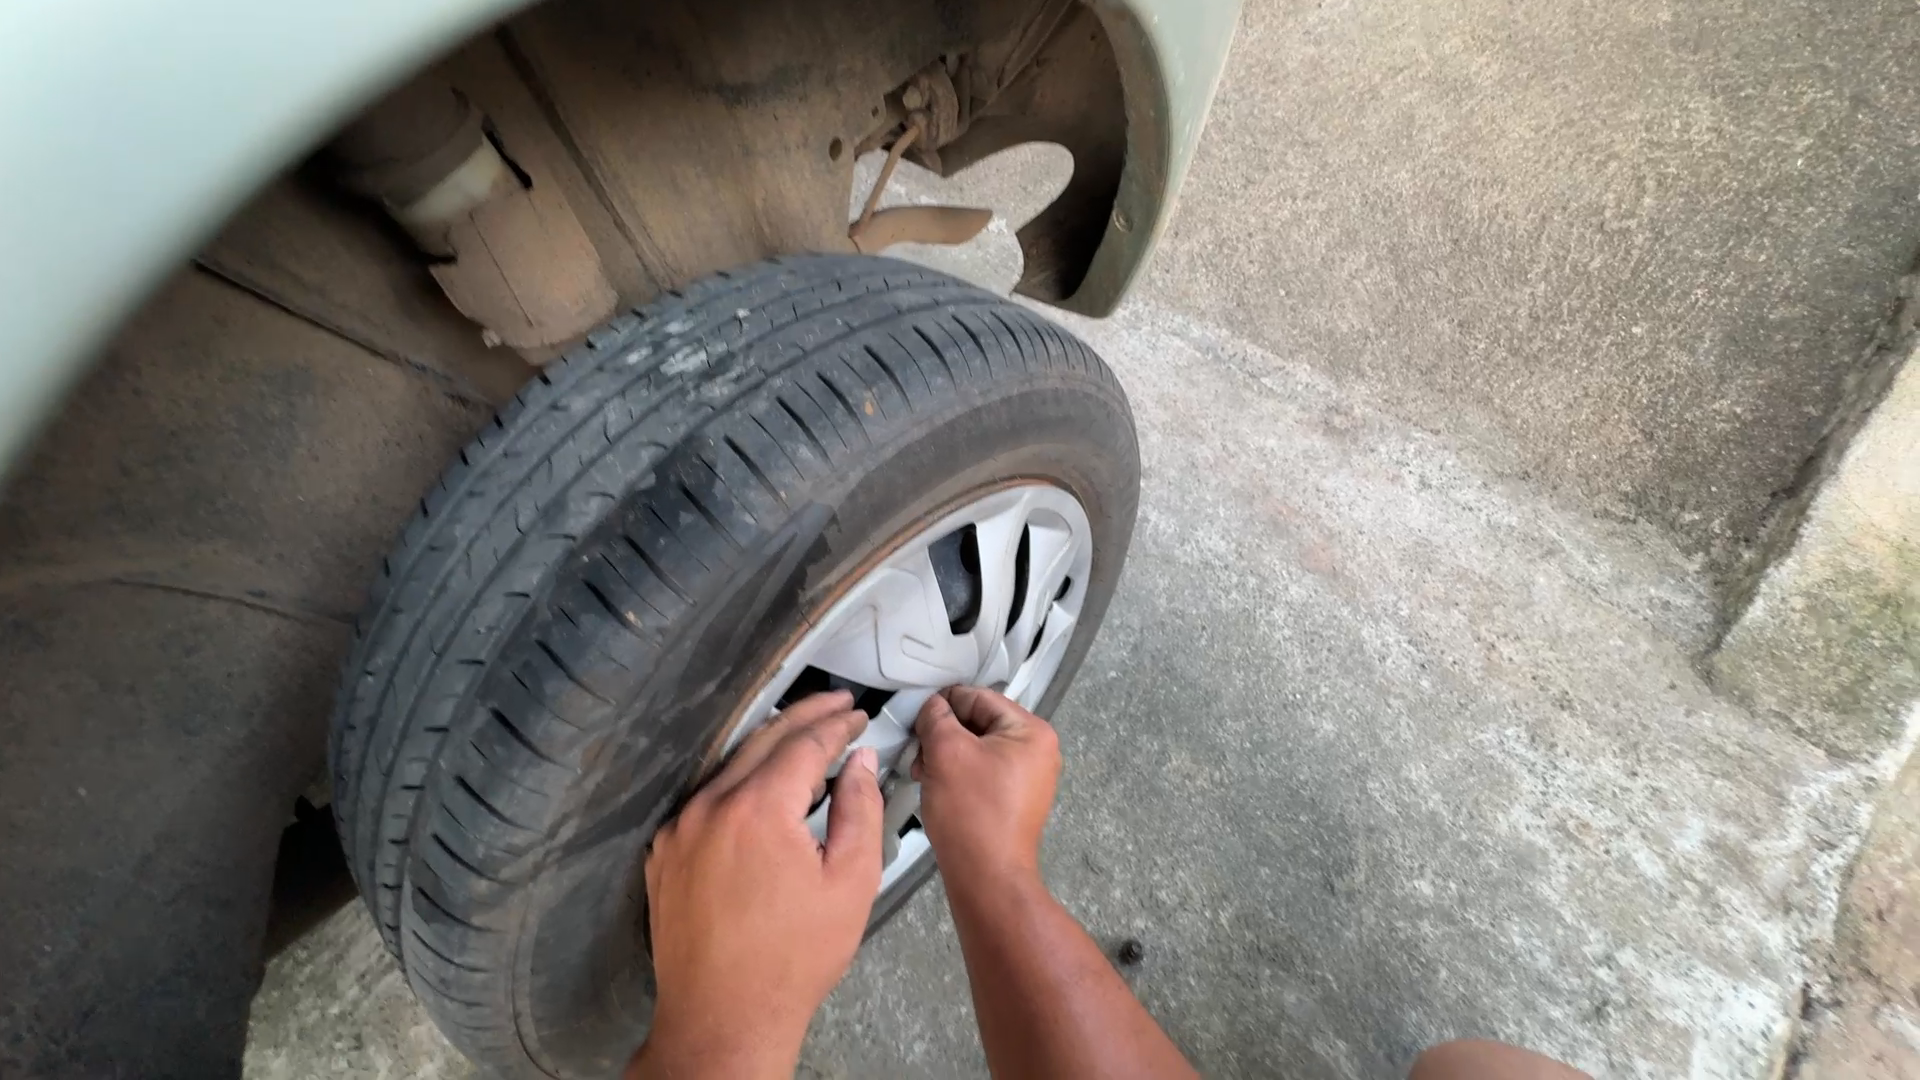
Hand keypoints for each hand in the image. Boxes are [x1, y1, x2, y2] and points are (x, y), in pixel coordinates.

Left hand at [631, 692, 883, 1079]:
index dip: (837, 724)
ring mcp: (681, 828)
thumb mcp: (851, 881)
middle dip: (807, 714)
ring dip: (774, 743)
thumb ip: (860, 808)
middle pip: (766, 738)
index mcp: (758, 810)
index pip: (805, 743)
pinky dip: (742, 779)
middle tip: (838, 703)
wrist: (722, 1021)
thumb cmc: (793, 959)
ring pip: (734, 762)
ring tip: (809, 734)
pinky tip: (766, 784)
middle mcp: (711, 807)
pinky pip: (709, 795)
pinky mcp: (666, 851)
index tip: (858, 716)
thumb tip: (859, 762)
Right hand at [913, 686, 1061, 883]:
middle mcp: (1038, 749)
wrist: (988, 879)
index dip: (943, 703)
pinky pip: (983, 770)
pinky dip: (957, 772)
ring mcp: (1029, 776)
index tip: (915, 718)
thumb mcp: (946, 752)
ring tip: (922, 772)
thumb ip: (936, 717)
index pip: (979, 698)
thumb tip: (933, 705)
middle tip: (917, 753)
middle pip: (979, 722)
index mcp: (1032, 730)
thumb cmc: (971, 809)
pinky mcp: (1016, 798)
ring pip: (977, 747)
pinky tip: (936, 785)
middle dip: (943, 734)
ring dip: (946, 754)